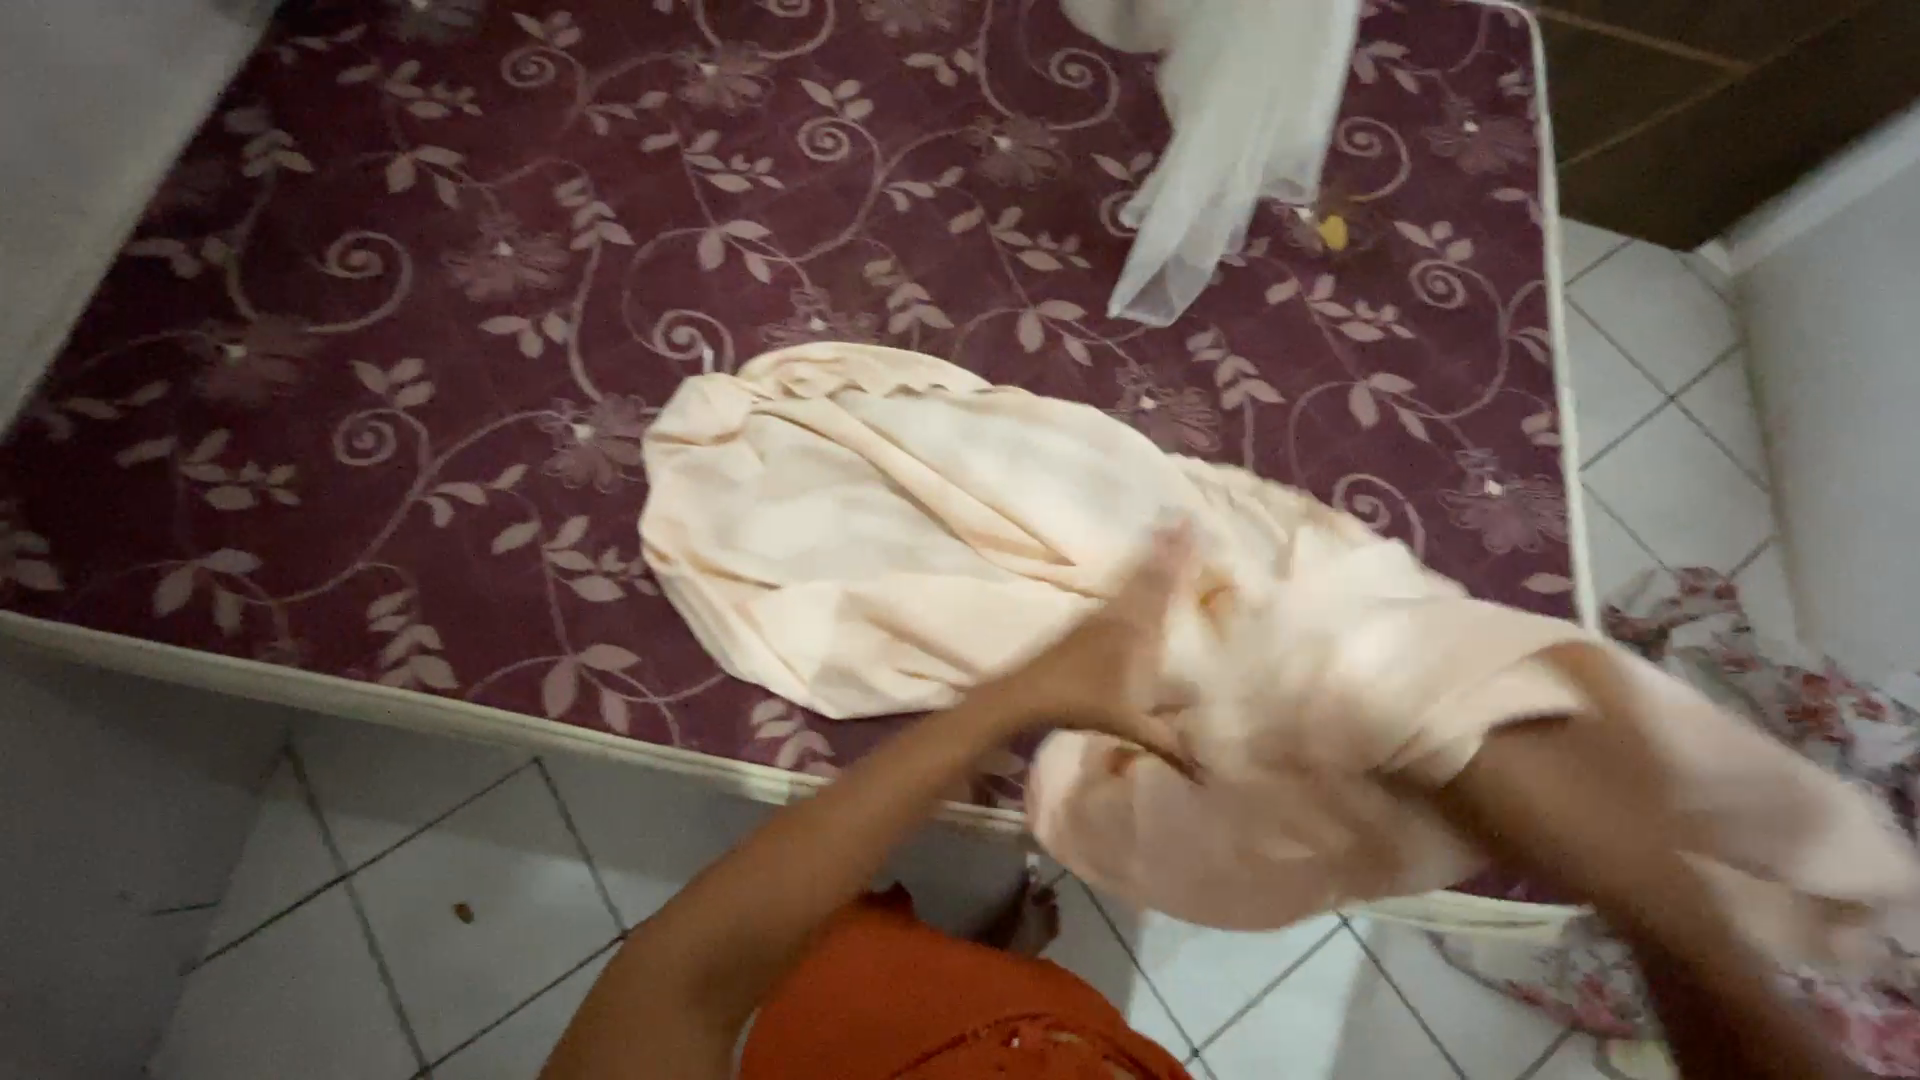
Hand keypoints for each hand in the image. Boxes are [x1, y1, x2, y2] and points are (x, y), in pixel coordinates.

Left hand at [973, 521, 1197, 774]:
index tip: (1192, 531)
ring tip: (1161, 531)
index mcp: (1134, 631)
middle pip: (1147, 574)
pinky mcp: (1084, 622)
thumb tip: (1209, 773)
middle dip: (1167, 547)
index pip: (1162, 589)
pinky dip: (1130, 573)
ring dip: (1148, 555)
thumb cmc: (1077, 703)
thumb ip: (1168, 744)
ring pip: (1130, 578)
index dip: (1179, 561)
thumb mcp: (1126, 724)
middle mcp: (1119, 615)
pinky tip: (1131, 574)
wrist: (1023, 693)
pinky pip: (1116, 589)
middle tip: (1182, 516)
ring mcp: (1099, 615)